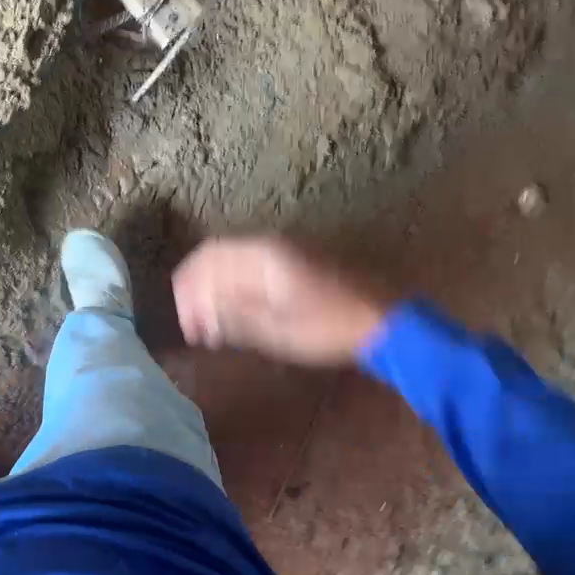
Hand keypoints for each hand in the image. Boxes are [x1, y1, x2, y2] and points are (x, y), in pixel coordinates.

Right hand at [170, 236, 394, 366]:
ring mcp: (289, 253)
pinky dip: (237, 292)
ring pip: (235, 265)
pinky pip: (254, 271)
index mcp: (263, 255)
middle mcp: (272, 246)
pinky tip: (238, 318)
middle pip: (218, 258)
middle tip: (195, 327)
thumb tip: (200, 311)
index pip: (207, 259)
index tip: (186, 323)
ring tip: (213, 328)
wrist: (389, 326)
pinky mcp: (301, 266)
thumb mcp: (274, 328)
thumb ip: (231, 314)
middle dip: (199, 292)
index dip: (188, 289)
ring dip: (217, 293)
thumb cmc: (330, 329)